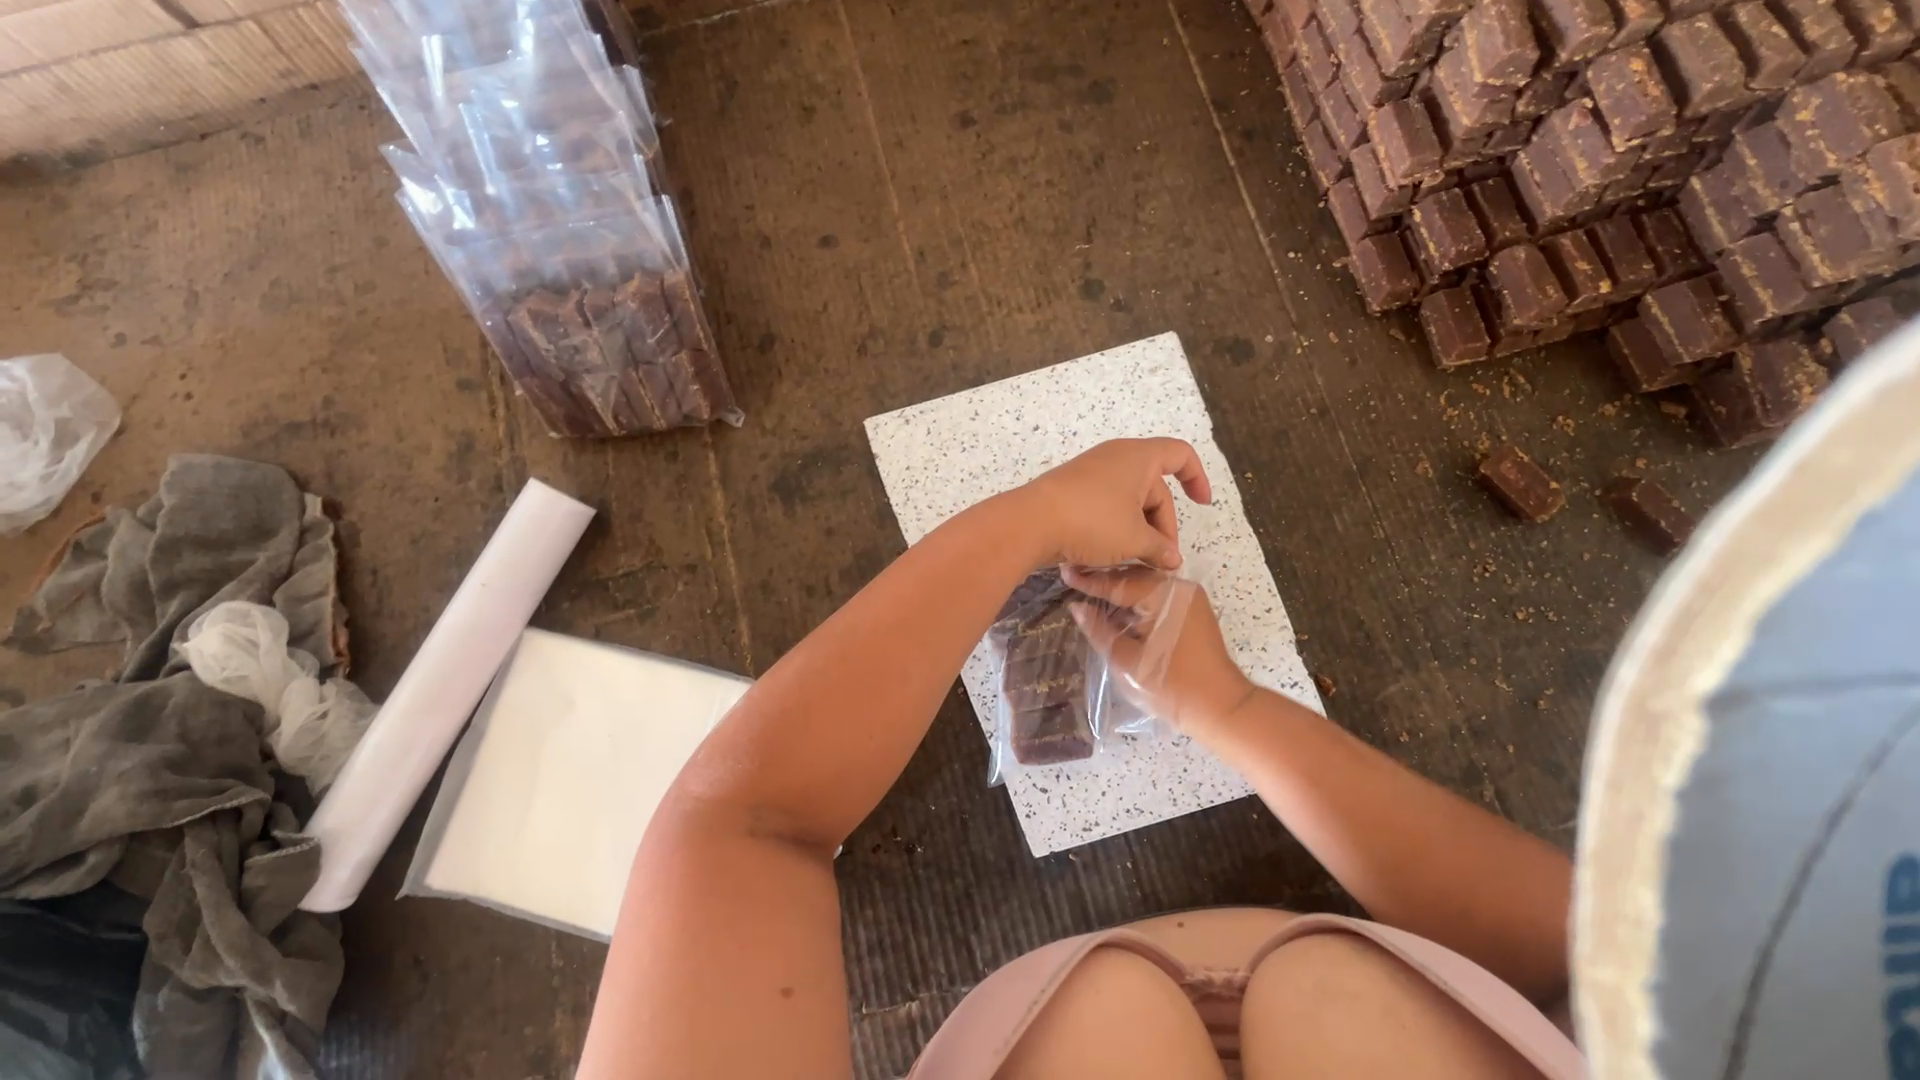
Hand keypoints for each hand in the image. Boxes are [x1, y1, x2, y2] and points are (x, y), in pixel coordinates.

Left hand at [1010, 439, 1212, 569]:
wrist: (1028, 523)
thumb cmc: (1091, 522)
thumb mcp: (1134, 539)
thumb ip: (1159, 548)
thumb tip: (1172, 559)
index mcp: (1138, 458)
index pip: (1180, 455)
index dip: (1198, 477)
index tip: (1202, 506)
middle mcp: (1115, 458)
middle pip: (1154, 488)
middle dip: (1162, 525)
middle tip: (1160, 561)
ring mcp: (1090, 474)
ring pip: (1128, 502)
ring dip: (1138, 532)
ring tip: (1136, 564)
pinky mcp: (1071, 492)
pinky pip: (1105, 507)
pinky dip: (1115, 528)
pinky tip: (1111, 557)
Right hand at [1064, 567, 1255, 733]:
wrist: (1221, 708)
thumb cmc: (1171, 687)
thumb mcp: (1127, 661)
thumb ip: (1100, 631)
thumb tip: (1077, 607)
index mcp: (1164, 595)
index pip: (1118, 582)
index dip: (1088, 580)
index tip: (1063, 571)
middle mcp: (1180, 588)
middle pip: (1135, 577)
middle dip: (1105, 579)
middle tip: (1073, 577)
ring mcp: (1191, 599)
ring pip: (1147, 586)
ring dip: (1121, 591)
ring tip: (1090, 592)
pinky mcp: (1194, 612)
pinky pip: (1160, 597)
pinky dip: (1138, 601)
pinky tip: (1118, 611)